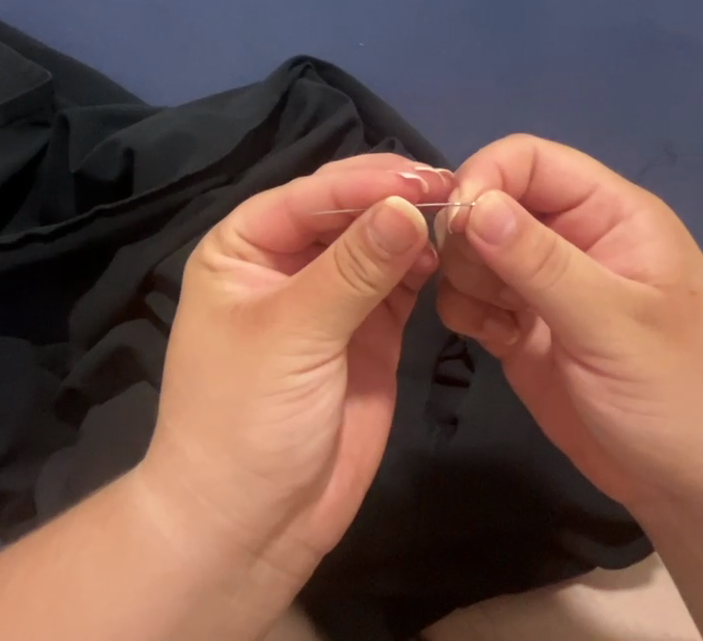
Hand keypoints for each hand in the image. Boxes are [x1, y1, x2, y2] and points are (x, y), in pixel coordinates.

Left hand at [134, 154, 453, 590]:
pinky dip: (421, 265)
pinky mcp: (366, 330)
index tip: (425, 177)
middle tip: (455, 187)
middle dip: (392, 197)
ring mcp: (328, 296)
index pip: (308, 196)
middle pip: (343, 210)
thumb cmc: (246, 419)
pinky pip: (396, 282)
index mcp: (243, 246)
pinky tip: (447, 253)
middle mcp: (284, 260)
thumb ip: (353, 269)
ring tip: (459, 215)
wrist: (250, 524)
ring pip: (374, 241)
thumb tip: (409, 206)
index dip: (365, 183)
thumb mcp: (293, 335)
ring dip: (411, 227)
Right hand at [433, 135, 702, 513]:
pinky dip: (467, 311)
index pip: (530, 159)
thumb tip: (472, 204)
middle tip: (486, 287)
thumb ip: (540, 262)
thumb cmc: (678, 396)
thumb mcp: (614, 324)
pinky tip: (498, 341)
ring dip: (467, 279)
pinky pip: (468, 293)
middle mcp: (571, 236)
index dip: (486, 177)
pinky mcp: (518, 322)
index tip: (456, 223)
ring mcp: (542, 282)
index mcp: (610, 213)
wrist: (693, 490)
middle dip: (470, 237)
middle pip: (489, 199)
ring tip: (501, 322)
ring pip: (470, 247)